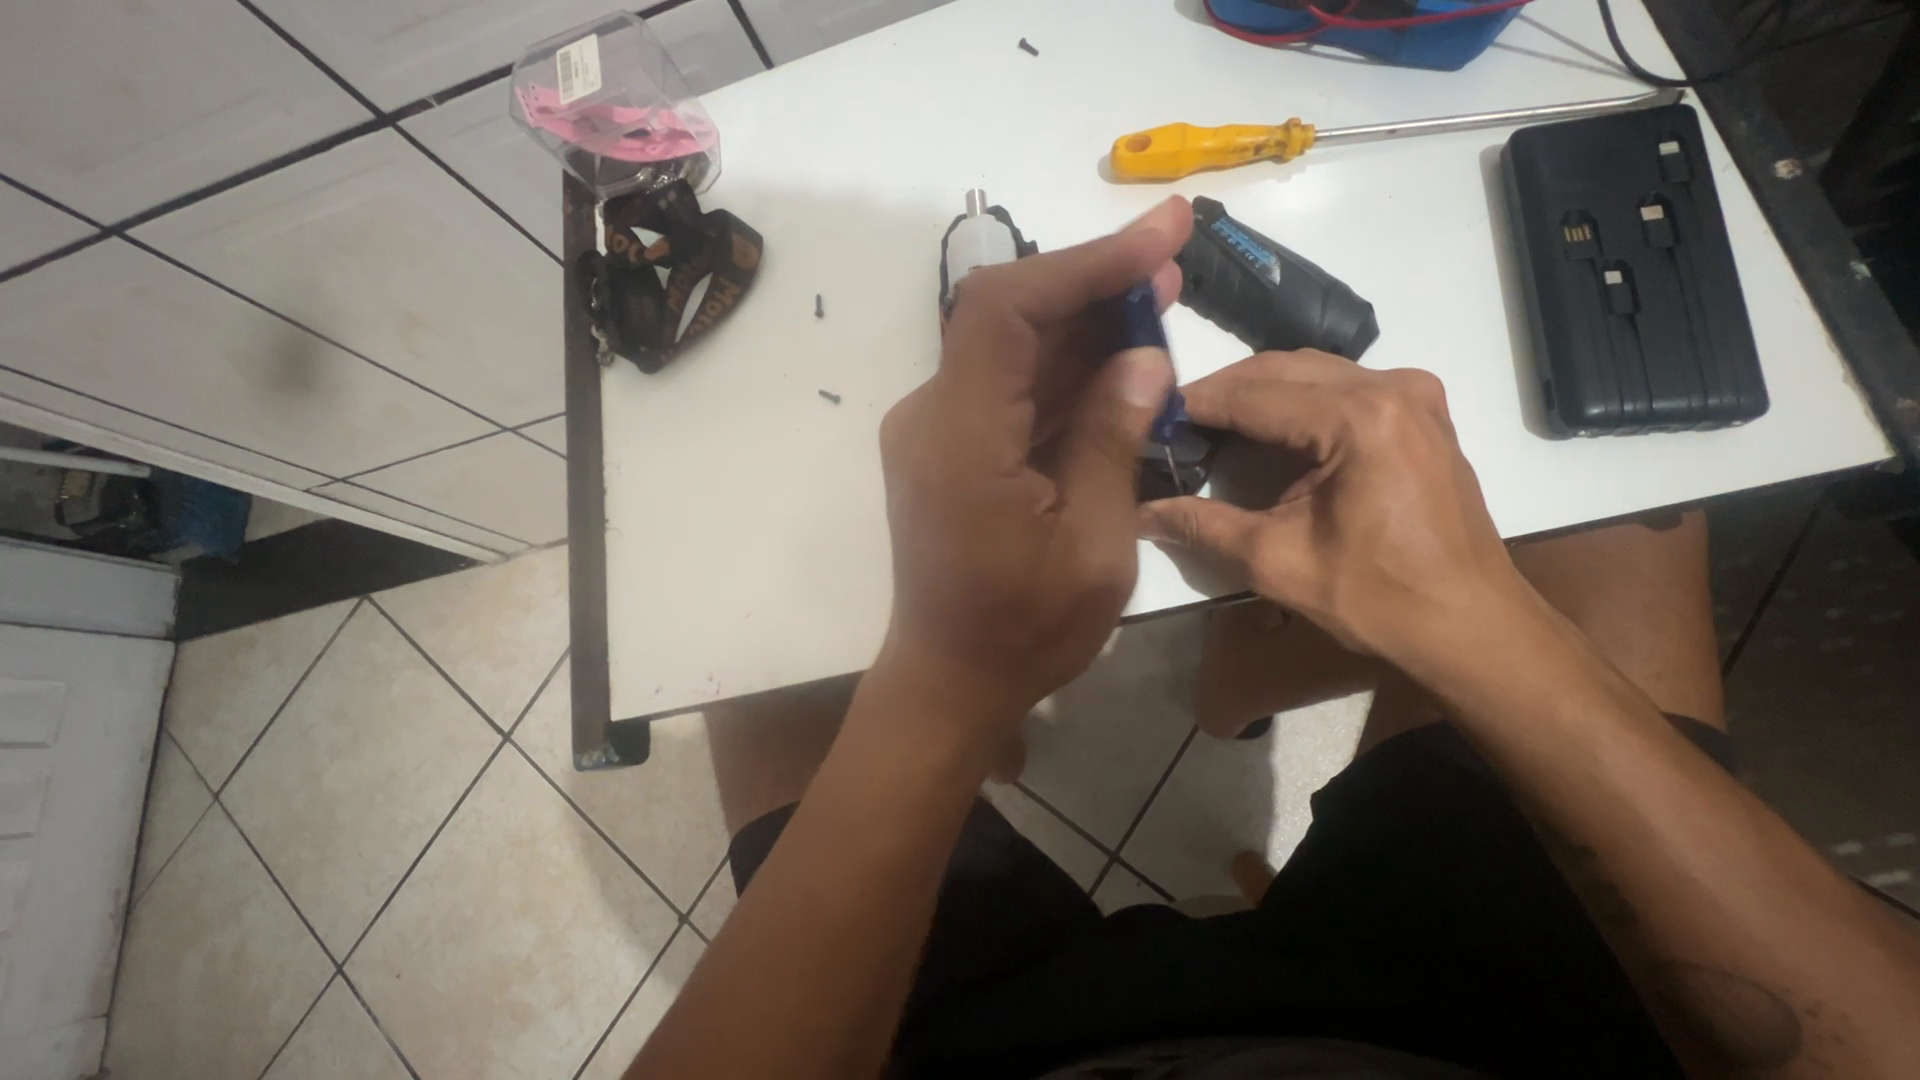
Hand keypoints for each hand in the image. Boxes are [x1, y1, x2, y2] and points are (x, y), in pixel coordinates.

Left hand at [874, 197, 1192, 729]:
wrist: (951, 679)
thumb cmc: (1025, 631)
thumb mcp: (1094, 546)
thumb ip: (1112, 442)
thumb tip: (1144, 360)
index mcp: (961, 441)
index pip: (1005, 311)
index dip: (1083, 263)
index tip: (1160, 239)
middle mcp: (932, 419)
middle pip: (1007, 318)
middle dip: (1091, 284)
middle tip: (1173, 261)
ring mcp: (934, 432)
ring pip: (1011, 350)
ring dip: (1082, 323)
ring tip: (1161, 298)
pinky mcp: (947, 448)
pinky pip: (1008, 390)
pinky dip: (1063, 371)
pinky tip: (1120, 360)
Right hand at [1137, 350, 1525, 665]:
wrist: (1469, 625)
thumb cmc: (1376, 598)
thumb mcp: (1275, 561)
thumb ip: (1202, 525)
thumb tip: (1139, 512)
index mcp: (1358, 419)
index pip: (1252, 394)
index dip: (1194, 403)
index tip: (1147, 415)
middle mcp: (1391, 387)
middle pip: (1281, 368)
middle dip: (1222, 392)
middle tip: (1172, 423)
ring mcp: (1413, 393)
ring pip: (1310, 371)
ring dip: (1257, 393)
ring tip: (1209, 427)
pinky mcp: (1420, 410)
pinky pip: (1340, 386)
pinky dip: (1295, 400)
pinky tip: (1265, 431)